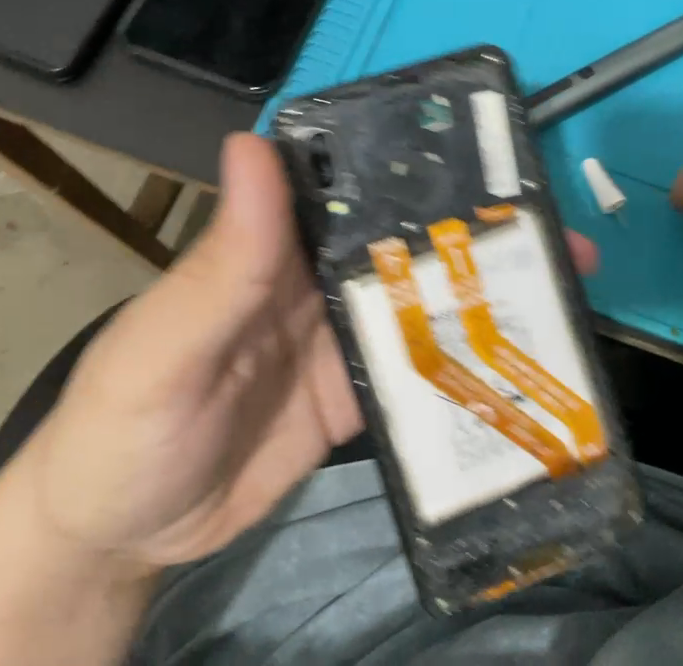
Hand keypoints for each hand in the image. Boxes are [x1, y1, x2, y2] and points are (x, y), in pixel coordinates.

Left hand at [19, 133, 600, 569]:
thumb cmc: (121, 426)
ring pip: (425, 301)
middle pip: (405, 241)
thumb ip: (222, 262)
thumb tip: (252, 145)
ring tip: (561, 281)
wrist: (123, 537)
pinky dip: (468, 363)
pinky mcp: (357, 396)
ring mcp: (341, 339)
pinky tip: (520, 357)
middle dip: (476, 228)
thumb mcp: (165, 346)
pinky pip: (421, 371)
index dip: (412, 160)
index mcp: (273, 247)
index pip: (348, 184)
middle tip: (553, 224)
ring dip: (486, 291)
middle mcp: (315, 280)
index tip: (485, 148)